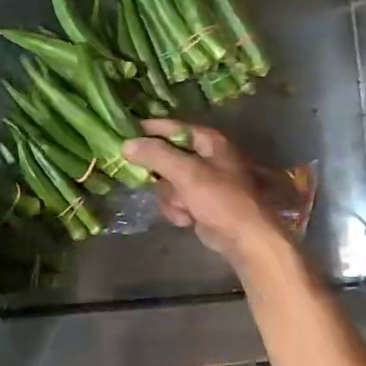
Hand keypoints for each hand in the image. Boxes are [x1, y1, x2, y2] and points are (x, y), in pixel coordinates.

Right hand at [122, 120, 289, 265]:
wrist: (244, 238)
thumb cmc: (220, 199)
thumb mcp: (186, 173)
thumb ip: (155, 155)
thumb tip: (126, 144)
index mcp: (208, 140)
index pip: (169, 127)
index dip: (145, 131)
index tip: (121, 138)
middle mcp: (205, 155)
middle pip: (164, 157)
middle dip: (161, 178)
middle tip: (153, 182)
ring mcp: (201, 179)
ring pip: (165, 182)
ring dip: (169, 198)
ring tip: (183, 208)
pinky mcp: (198, 199)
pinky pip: (173, 198)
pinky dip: (176, 209)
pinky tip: (187, 218)